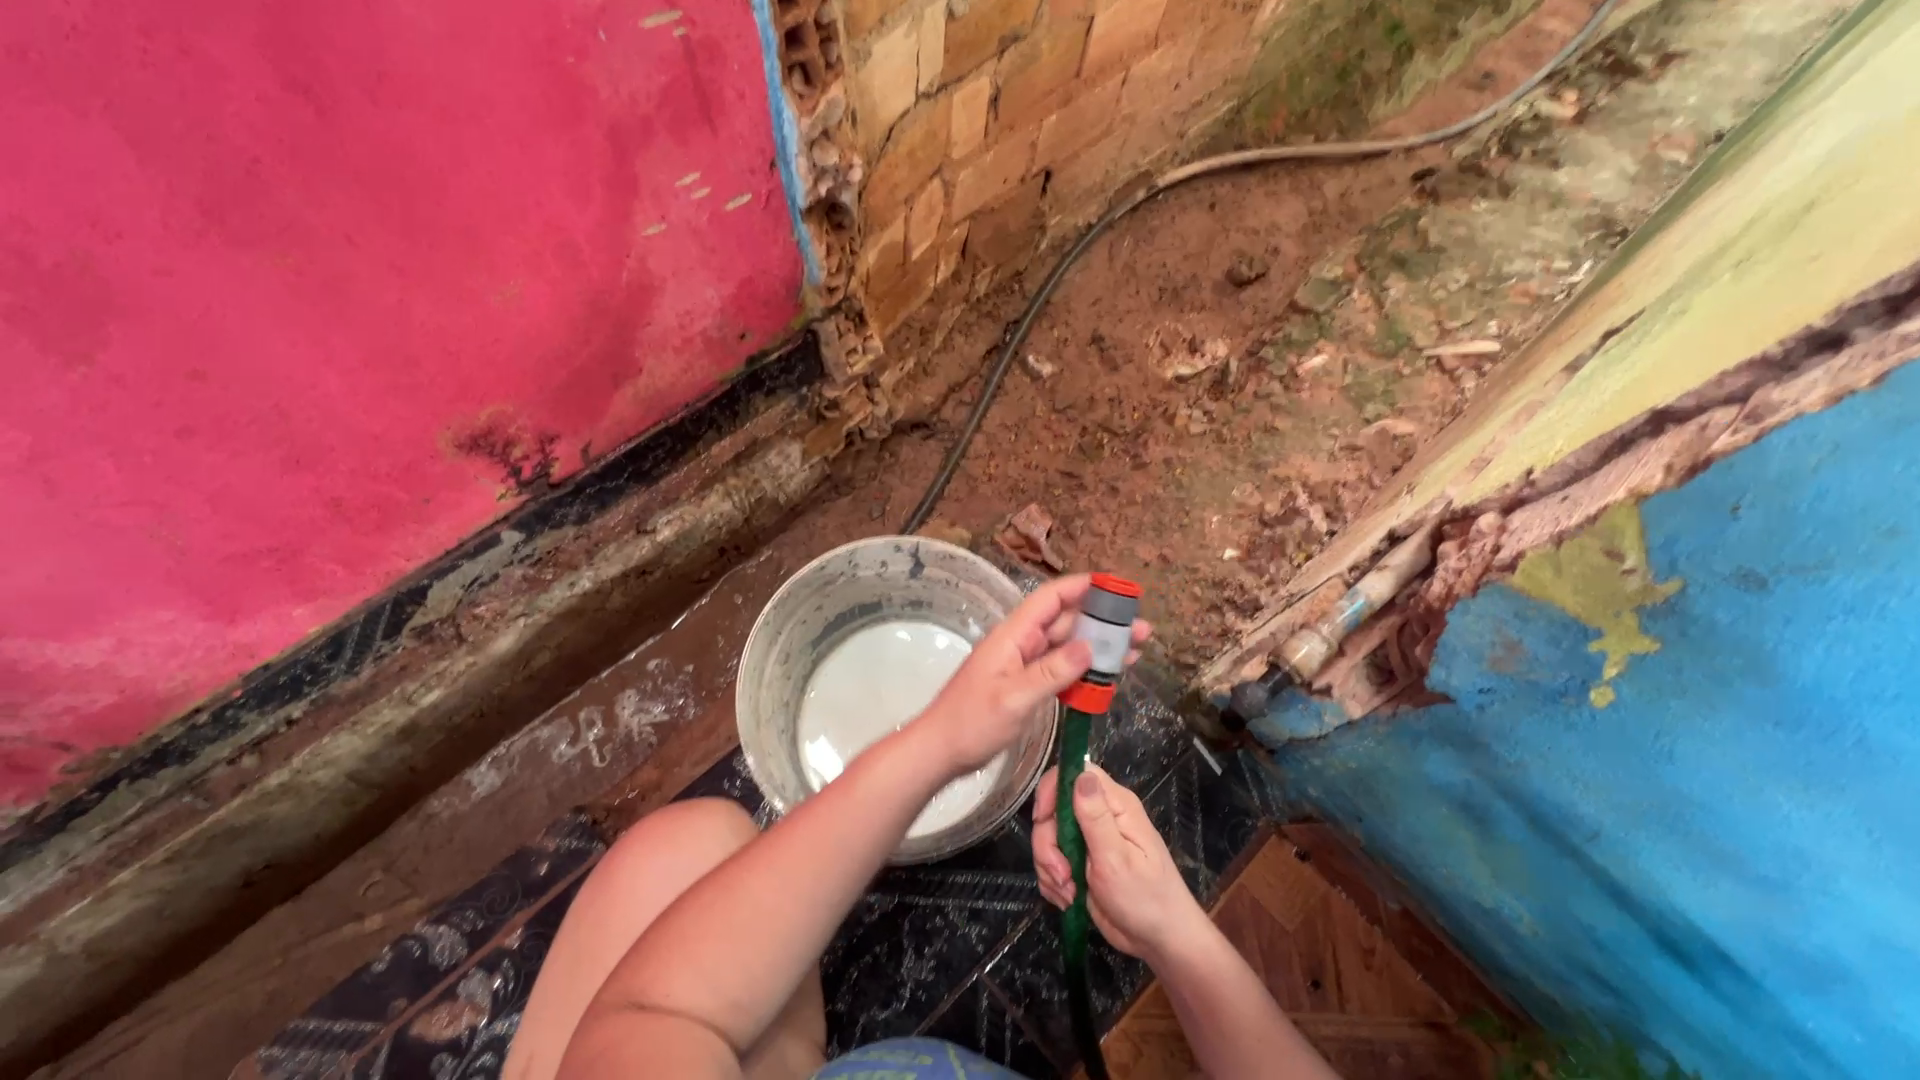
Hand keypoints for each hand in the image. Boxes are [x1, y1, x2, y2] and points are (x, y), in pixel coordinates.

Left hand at [913, 574, 1150, 775]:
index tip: (1116, 587)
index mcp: (1013, 637)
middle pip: (1065, 622)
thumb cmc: (971, 722)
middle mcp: (1020, 645)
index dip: (1081, 587)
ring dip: (1099, 646)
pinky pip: (1060, 670)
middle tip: (1141, 629)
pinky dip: (1085, 670)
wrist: (940, 751)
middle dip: (1103, 621)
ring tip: (1135, 650)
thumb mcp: (1014, 698)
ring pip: (1067, 647)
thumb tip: (1090, 647)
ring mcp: (1023, 666)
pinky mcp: (1025, 686)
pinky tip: (1108, 676)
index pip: (1049, 599)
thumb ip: (1051, 672)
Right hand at [1032, 765, 1208, 960]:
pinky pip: (1051, 862)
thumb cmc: (1146, 898)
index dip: (1052, 790)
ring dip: (1049, 868)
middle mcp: (1100, 817)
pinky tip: (1067, 899)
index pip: (1076, 773)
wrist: (1158, 940)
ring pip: (1048, 838)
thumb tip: (1081, 775)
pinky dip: (1052, 881)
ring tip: (1068, 893)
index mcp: (1116, 806)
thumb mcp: (1116, 859)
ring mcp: (1088, 840)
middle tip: (1062, 875)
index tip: (1042, 819)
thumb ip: (1095, 817)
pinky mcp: (1079, 863)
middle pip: (1054, 811)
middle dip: (1048, 845)